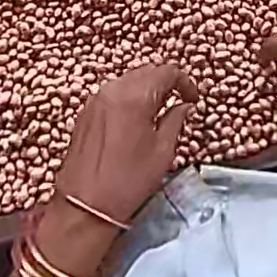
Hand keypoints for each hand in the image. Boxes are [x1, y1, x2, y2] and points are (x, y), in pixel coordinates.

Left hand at [52, 63, 197, 225]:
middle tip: (178, 103)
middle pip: (145, 72)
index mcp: (134, 96)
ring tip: (158, 112)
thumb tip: (184, 105)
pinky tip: (135, 120)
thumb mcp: (163, 151)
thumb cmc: (128, 180)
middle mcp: (112, 89)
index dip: (185, 82)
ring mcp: (96, 99)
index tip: (192, 99)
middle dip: (165, 83)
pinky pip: (113, 93)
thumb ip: (176, 120)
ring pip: (128, 80)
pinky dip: (128, 98)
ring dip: (146, 89)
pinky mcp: (85, 112)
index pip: (166, 71)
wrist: (84, 205)